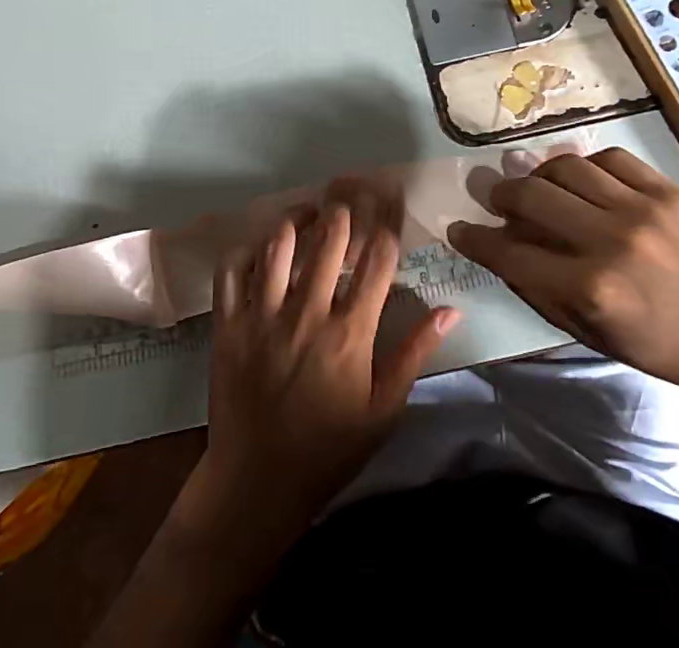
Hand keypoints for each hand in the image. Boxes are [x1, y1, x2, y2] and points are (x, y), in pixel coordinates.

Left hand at [203, 192, 459, 516]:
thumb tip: (450, 310)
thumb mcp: (385, 408)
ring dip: (297, 220)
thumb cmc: (330, 448)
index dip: (388, 225)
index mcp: (352, 333)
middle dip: (344, 211)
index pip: (378, 261)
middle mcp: (308, 315)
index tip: (392, 203)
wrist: (257, 483)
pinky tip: (262, 243)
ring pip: (279, 247)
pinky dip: (247, 249)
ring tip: (309, 211)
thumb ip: (415, 353)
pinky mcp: (228, 327)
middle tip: (349, 195)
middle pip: (329, 241)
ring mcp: (263, 318)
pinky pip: (232, 273)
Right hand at [447, 148, 678, 409]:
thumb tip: (504, 254)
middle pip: (531, 196)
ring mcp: (641, 209)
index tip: (460, 229)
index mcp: (589, 290)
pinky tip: (582, 181)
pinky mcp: (667, 191)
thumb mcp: (596, 337)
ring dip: (539, 175)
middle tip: (495, 201)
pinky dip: (585, 166)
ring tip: (535, 186)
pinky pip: (610, 159)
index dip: (476, 240)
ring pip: (566, 168)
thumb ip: (543, 294)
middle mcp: (609, 241)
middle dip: (500, 196)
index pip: (509, 253)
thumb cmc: (667, 350)